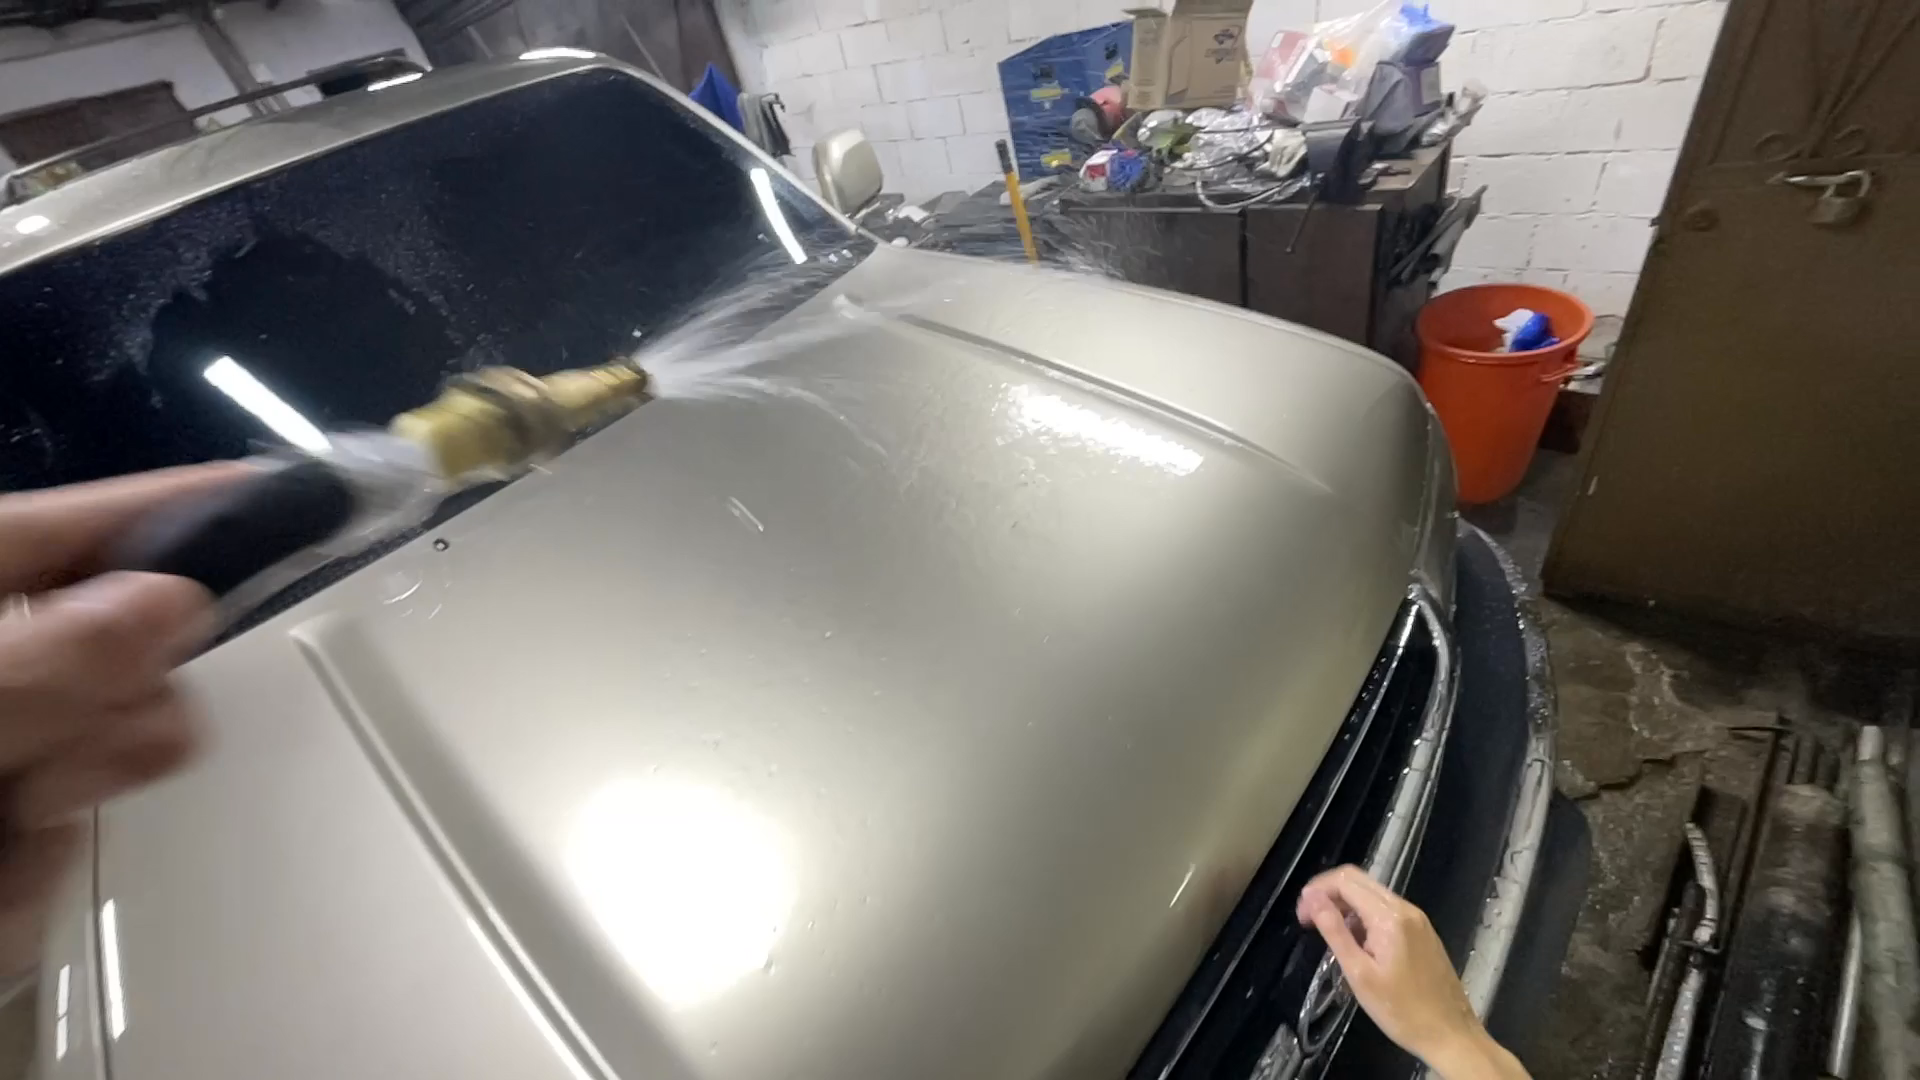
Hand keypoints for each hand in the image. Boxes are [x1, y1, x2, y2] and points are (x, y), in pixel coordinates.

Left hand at [0, 465, 245, 973]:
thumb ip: (24, 656)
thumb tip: (176, 603)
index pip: (138, 514)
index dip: (242, 500)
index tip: (344, 494)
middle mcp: (8, 639)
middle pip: (163, 638)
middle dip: (131, 704)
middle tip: (55, 764)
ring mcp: (18, 719)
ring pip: (144, 732)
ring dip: (84, 786)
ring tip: (1, 824)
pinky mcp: (18, 798)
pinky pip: (92, 812)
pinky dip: (39, 855)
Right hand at [1296, 865, 1528, 1079]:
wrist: (1454, 1039)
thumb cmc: (1403, 1011)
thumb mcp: (1359, 974)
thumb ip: (1333, 930)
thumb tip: (1312, 896)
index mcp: (1389, 917)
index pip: (1344, 881)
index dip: (1317, 890)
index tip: (1302, 915)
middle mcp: (1405, 909)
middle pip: (1357, 879)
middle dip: (1328, 892)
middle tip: (1310, 918)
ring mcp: (1417, 919)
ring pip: (1371, 891)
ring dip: (1345, 902)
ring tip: (1331, 931)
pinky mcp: (1423, 931)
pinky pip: (1385, 907)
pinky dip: (1363, 913)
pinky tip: (1358, 940)